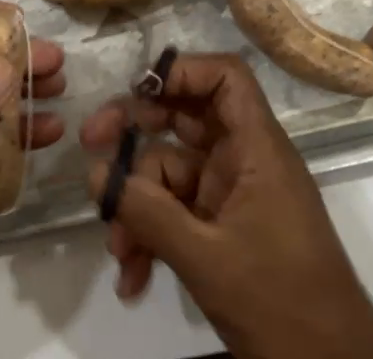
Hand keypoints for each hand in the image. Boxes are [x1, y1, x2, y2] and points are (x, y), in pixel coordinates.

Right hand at [81, 53, 372, 358]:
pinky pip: (175, 212)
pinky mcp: (223, 228)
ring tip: (120, 251)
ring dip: (137, 207)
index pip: (226, 78)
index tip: (136, 92)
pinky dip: (151, 236)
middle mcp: (244, 161)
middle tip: (91, 143)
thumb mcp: (205, 256)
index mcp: (257, 150)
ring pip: (169, 174)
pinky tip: (134, 275)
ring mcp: (232, 195)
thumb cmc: (281, 302)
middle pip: (183, 119)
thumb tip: (95, 172)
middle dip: (133, 133)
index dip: (181, 71)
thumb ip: (146, 211)